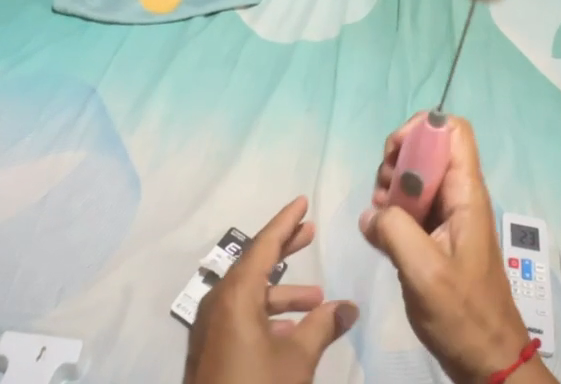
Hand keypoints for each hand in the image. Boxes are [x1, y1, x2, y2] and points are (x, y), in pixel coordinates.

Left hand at [184, 195, 358, 383]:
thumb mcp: (297, 358)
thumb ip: (323, 326)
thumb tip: (349, 307)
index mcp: (235, 294)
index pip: (264, 244)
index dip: (286, 222)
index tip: (303, 201)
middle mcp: (218, 302)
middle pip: (255, 263)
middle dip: (285, 248)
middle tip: (312, 232)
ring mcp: (211, 327)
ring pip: (251, 294)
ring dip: (283, 293)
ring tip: (317, 299)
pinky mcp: (211, 350)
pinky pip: (242, 316)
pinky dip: (268, 314)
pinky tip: (293, 331)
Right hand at [359, 116, 551, 383]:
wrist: (486, 357)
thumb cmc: (463, 313)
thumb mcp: (425, 271)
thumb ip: (395, 231)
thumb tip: (372, 212)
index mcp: (466, 193)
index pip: (452, 130)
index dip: (421, 129)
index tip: (394, 156)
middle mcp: (459, 195)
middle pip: (428, 148)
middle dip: (398, 159)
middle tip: (382, 191)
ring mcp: (448, 215)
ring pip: (416, 176)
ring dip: (391, 186)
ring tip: (379, 212)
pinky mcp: (436, 235)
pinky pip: (411, 205)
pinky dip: (392, 210)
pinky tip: (380, 230)